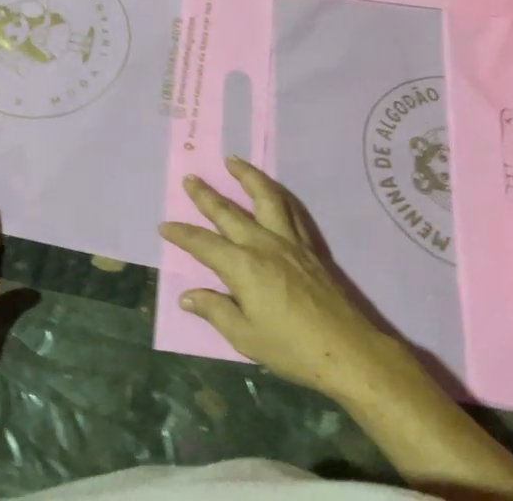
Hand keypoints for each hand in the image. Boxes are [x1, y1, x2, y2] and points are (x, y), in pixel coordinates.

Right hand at [161, 156, 415, 403]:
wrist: (347, 351)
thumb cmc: (291, 348)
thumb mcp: (244, 337)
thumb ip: (215, 310)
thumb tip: (187, 296)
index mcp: (243, 267)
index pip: (204, 244)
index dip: (182, 234)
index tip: (164, 225)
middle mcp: (264, 245)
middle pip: (230, 213)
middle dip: (207, 195)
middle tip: (191, 179)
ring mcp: (290, 242)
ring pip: (266, 198)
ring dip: (247, 177)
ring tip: (233, 161)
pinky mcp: (311, 247)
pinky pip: (292, 211)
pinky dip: (278, 195)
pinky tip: (273, 191)